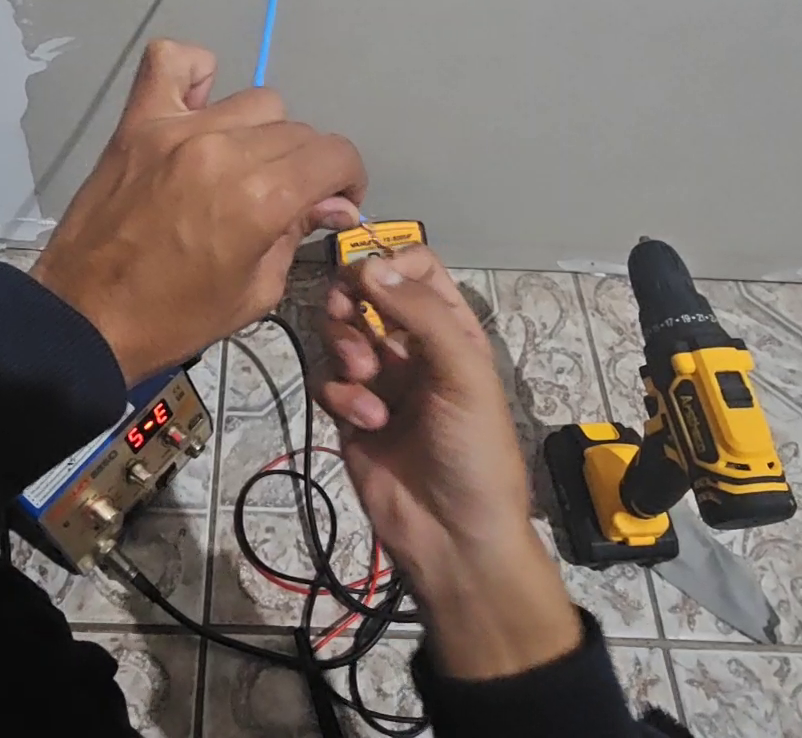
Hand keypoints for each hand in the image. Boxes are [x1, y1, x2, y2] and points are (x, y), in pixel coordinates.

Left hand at [33, 40, 364, 381]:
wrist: (84, 320)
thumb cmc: (175, 320)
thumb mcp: (256, 292)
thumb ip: (298, 234)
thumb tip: (335, 204)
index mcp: (261, 199)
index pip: (334, 154)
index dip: (349, 178)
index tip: (335, 202)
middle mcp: (225, 151)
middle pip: (298, 131)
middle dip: (306, 166)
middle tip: (284, 198)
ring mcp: (176, 130)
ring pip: (254, 102)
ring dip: (262, 135)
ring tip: (240, 165)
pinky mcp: (136, 123)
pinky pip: (172, 62)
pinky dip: (196, 75)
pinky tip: (199, 110)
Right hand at [312, 247, 580, 678]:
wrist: (453, 538)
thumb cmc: (473, 450)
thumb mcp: (463, 375)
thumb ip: (419, 315)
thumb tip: (369, 264)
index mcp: (450, 329)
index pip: (415, 268)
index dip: (389, 262)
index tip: (366, 275)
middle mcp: (411, 345)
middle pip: (365, 292)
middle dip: (353, 302)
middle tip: (350, 317)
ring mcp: (378, 378)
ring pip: (340, 332)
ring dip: (346, 348)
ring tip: (365, 381)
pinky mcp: (350, 412)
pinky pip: (328, 381)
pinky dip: (341, 396)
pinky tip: (366, 422)